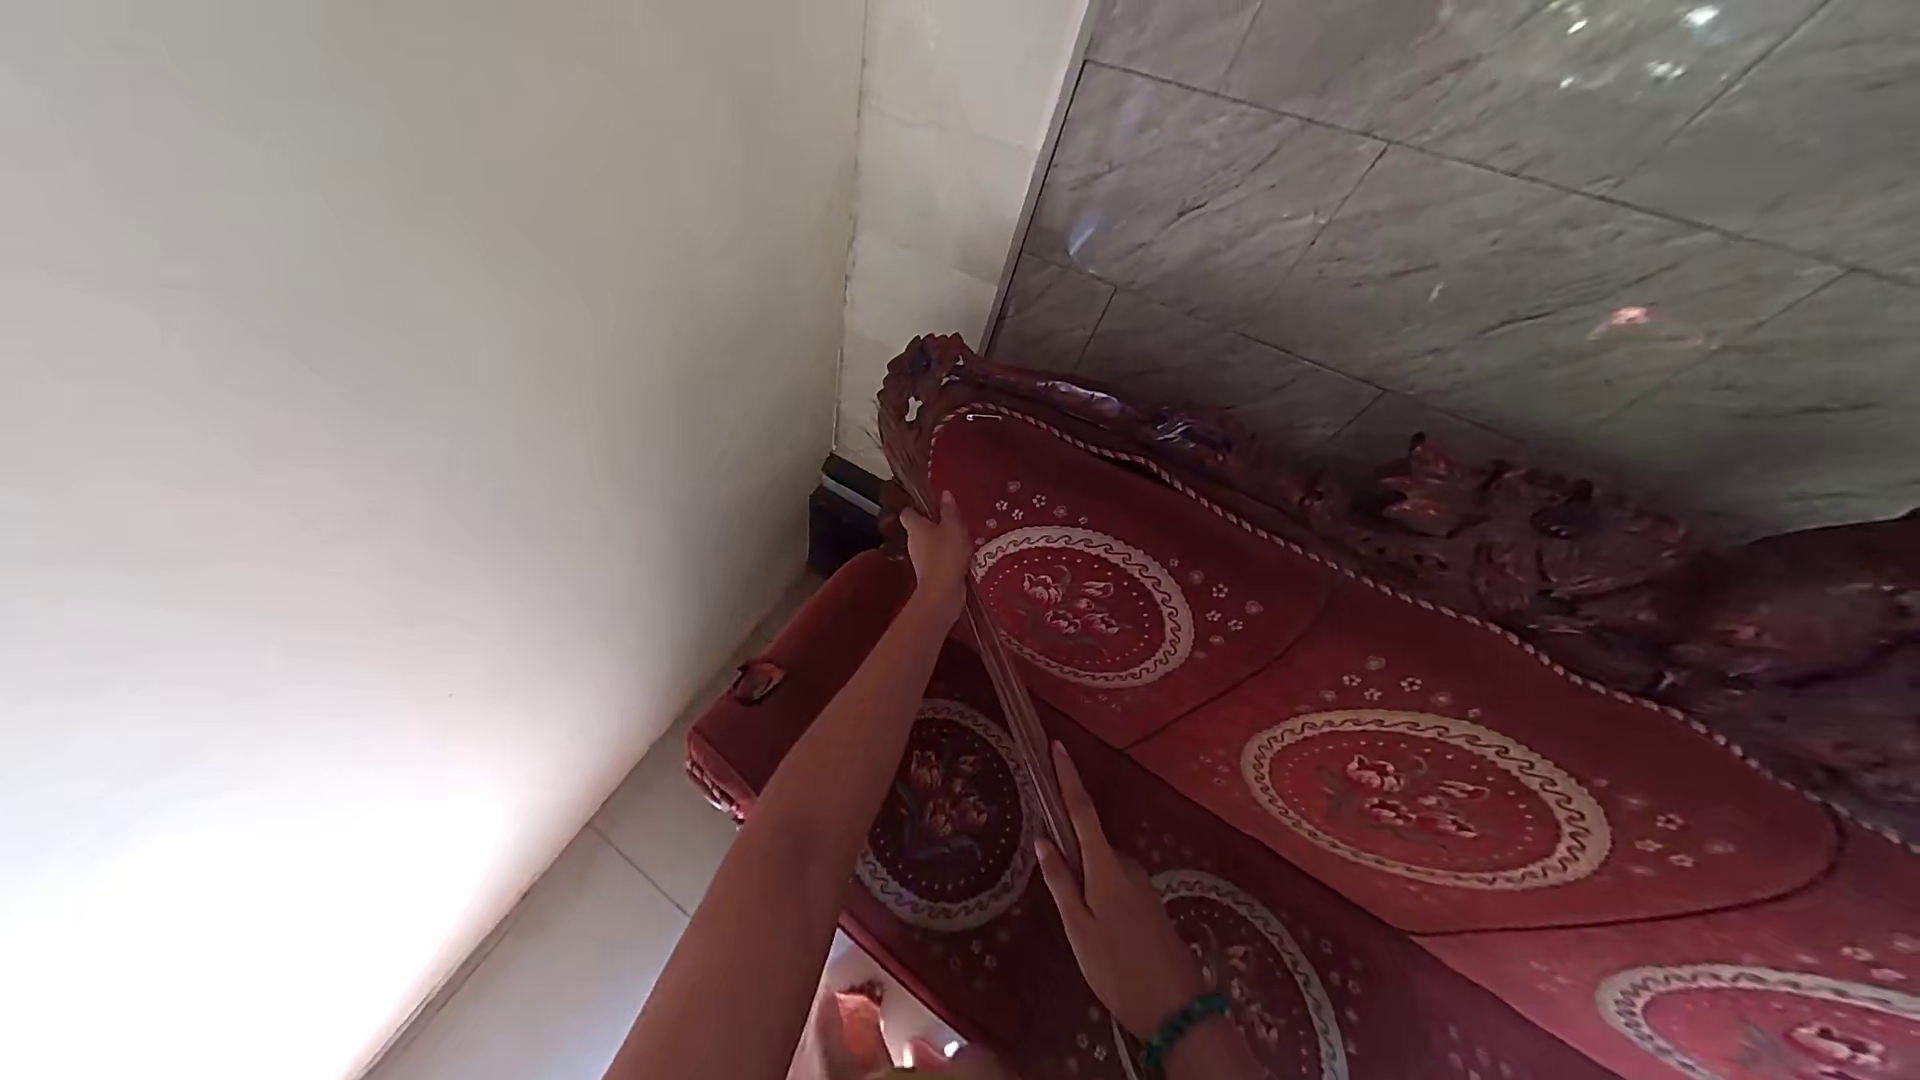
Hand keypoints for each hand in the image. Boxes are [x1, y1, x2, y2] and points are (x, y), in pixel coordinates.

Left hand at [901, 491, 970, 618]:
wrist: (943, 590)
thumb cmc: (946, 553)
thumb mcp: (953, 526)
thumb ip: (949, 510)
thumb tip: (945, 494)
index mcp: (914, 527)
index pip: (908, 512)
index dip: (917, 507)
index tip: (931, 504)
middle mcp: (913, 542)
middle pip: (920, 528)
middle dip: (935, 523)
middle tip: (953, 519)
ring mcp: (920, 559)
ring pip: (930, 544)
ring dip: (943, 540)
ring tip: (963, 536)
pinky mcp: (930, 572)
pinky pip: (938, 558)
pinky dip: (948, 555)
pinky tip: (963, 555)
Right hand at [1034, 742, 1206, 1038]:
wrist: (1178, 1010)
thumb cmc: (1118, 970)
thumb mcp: (1079, 930)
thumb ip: (1060, 882)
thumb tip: (1043, 840)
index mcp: (1105, 867)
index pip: (1081, 810)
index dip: (1068, 776)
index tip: (1058, 745)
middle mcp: (1125, 864)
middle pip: (1087, 841)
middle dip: (1068, 854)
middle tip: (1061, 899)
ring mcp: (1139, 881)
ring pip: (1099, 866)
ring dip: (1083, 881)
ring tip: (1083, 932)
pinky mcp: (1146, 898)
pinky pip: (1112, 881)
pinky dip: (1097, 892)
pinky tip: (1100, 934)